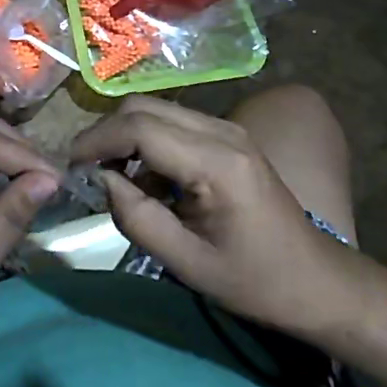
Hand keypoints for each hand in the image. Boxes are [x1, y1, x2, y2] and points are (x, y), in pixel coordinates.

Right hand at [74, 96, 359, 336]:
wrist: (315, 279)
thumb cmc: (254, 280)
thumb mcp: (187, 262)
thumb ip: (136, 217)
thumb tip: (99, 181)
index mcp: (216, 162)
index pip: (140, 127)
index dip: (97, 141)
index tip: (70, 167)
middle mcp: (223, 130)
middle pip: (144, 106)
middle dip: (107, 133)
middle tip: (86, 173)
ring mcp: (228, 128)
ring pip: (158, 110)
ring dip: (127, 137)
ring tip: (114, 181)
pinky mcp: (229, 135)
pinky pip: (175, 123)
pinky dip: (149, 142)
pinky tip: (148, 181)